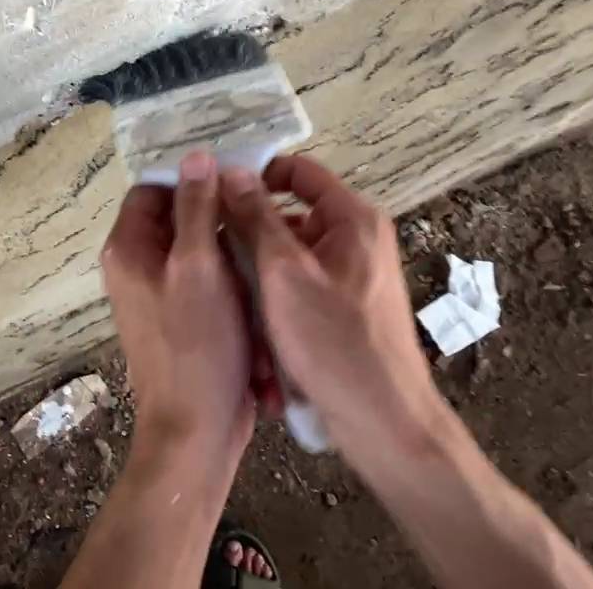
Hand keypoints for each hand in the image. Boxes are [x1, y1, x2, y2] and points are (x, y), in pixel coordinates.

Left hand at [101, 151, 259, 475]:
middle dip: (223, 227)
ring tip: (267, 271)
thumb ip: (196, 210)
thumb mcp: (199, 267)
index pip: (153, 190)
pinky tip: (261, 309)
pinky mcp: (186, 319)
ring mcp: (161, 295)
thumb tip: (195, 156)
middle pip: (182, 221)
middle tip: (262, 225)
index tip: (235, 181)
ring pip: (204, 256)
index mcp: (128, 247)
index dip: (191, 181)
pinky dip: (236, 296)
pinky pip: (212, 289)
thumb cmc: (196, 345)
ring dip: (236, 266)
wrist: (197, 431)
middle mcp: (138, 266)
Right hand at [219, 155, 448, 463]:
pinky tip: (244, 308)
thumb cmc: (335, 343)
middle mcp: (356, 238)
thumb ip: (257, 218)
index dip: (256, 174)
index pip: (299, 170)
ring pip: (289, 248)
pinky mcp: (342, 304)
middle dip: (249, 224)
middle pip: (291, 209)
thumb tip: (232, 170)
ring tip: (220, 279)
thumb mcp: (284, 273)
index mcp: (353, 220)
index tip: (215, 191)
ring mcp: (350, 273)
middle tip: (207, 239)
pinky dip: (272, 285)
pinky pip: (298, 277)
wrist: (384, 423)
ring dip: (256, 260)